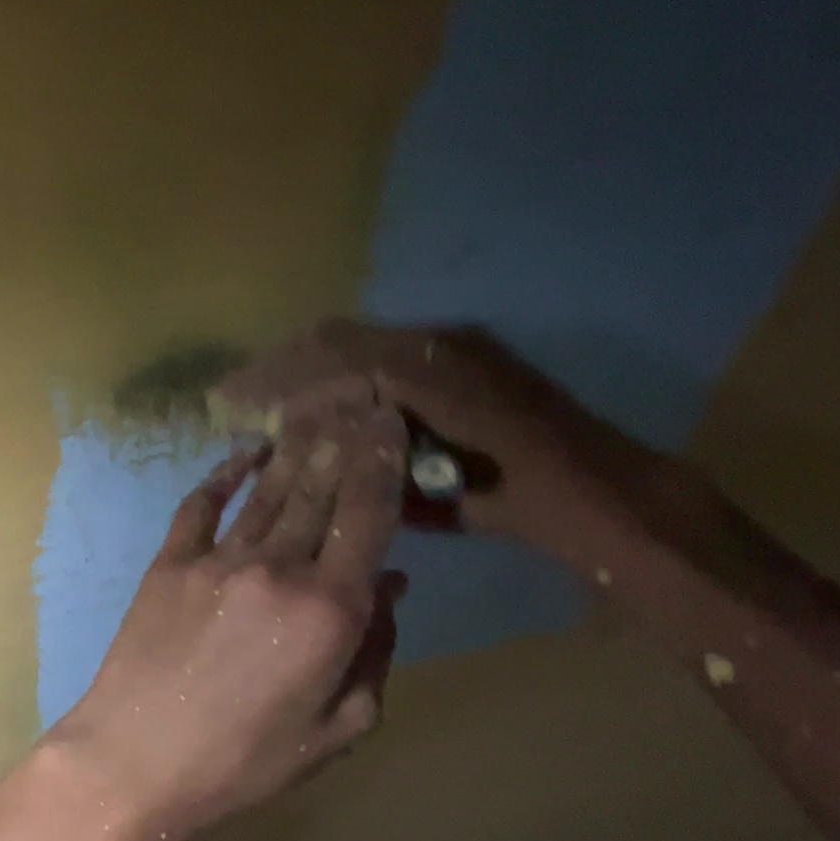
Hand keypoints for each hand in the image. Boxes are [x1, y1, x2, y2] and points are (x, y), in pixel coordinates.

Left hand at [39, 403, 410, 840]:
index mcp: (330, 610)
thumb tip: (388, 584)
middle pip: (321, 489)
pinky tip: (244, 454)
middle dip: (346, 439)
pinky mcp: (168, 563)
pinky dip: (224, 475)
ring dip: (295, 448)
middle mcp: (277, 568)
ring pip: (268, 491)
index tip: (392, 422)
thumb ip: (374, 653)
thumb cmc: (244, 760)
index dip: (384, 462)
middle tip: (361, 397)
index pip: (369, 516)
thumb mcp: (335, 728)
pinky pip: (201, 506)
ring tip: (317, 410)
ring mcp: (215, 560)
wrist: (136, 757)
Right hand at [210, 318, 653, 539]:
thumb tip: (308, 442)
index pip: (329, 359)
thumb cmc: (520, 502)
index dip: (276, 379)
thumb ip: (369, 458)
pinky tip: (322, 401)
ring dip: (311, 366)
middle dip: (282, 366)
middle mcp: (437, 342)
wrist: (608, 491)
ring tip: (269, 398)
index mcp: (427, 372)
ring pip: (359, 339)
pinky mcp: (463, 355)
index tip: (231, 400)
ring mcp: (455, 343)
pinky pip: (386, 350)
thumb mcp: (433, 492)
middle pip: (336, 338)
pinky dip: (343, 370)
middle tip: (238, 394)